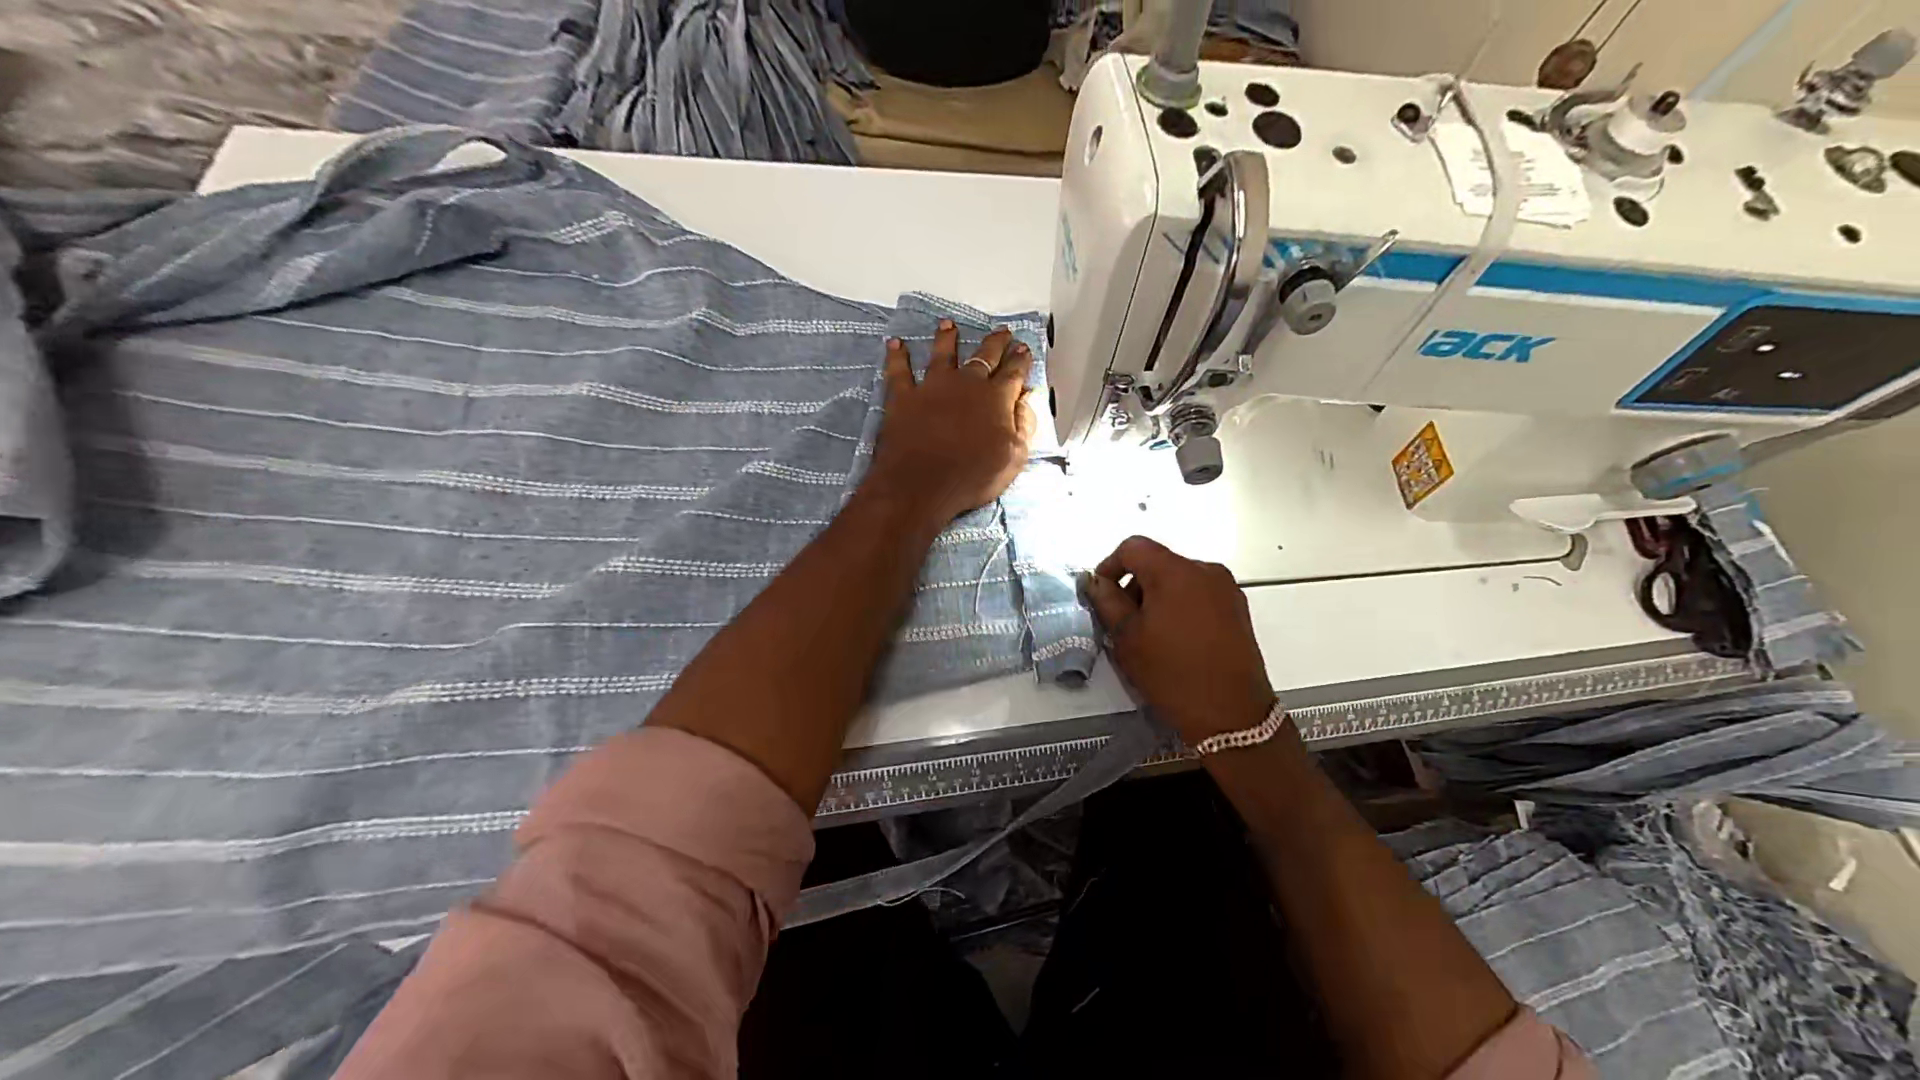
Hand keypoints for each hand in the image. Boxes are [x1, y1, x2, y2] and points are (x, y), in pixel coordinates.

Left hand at [865, 320, 1037, 524]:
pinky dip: (897, 356)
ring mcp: (932, 388)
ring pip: (942, 354)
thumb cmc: (971, 477)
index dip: (1020, 360)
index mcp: (996, 399)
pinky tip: (895, 344)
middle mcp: (966, 384)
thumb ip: (1023, 425)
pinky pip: (899, 371)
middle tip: (1001, 332)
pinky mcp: (903, 398)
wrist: (921, 485)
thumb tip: (1026, 401)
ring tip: (948, 325)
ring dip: (947, 338)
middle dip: (995, 343)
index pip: (1013, 373)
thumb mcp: (1013, 458)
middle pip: (984, 356)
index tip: (1023, 349)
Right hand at [1083, 536, 1277, 745]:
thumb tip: (1096, 581)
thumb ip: (1107, 601)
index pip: (1133, 547)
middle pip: (1158, 561)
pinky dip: (1180, 605)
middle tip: (1122, 620)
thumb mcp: (1127, 638)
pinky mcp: (1238, 609)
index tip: (1101, 594)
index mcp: (1175, 572)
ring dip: (1158, 596)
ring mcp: (1227, 589)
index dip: (1110, 565)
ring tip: (1150, 634)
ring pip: (1179, 578)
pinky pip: (1199, 594)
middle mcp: (1205, 571)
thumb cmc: (1172, 674)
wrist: (1231, 715)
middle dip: (1134, 584)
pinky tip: (1175, 639)